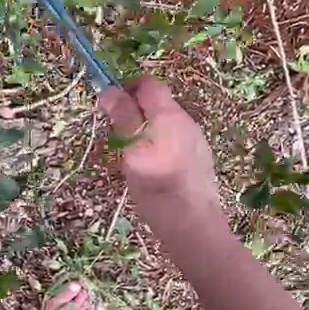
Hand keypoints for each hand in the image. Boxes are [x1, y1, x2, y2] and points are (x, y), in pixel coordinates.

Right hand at [97, 76, 222, 223]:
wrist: (194, 226)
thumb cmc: (157, 187)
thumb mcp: (132, 150)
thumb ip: (123, 118)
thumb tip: (109, 90)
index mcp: (170, 115)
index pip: (149, 83)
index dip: (127, 87)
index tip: (109, 106)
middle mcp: (187, 121)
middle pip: (157, 103)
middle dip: (134, 111)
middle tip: (115, 135)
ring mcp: (196, 141)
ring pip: (165, 124)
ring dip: (145, 129)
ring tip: (130, 155)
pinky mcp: (199, 160)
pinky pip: (174, 141)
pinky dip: (158, 145)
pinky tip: (152, 170)